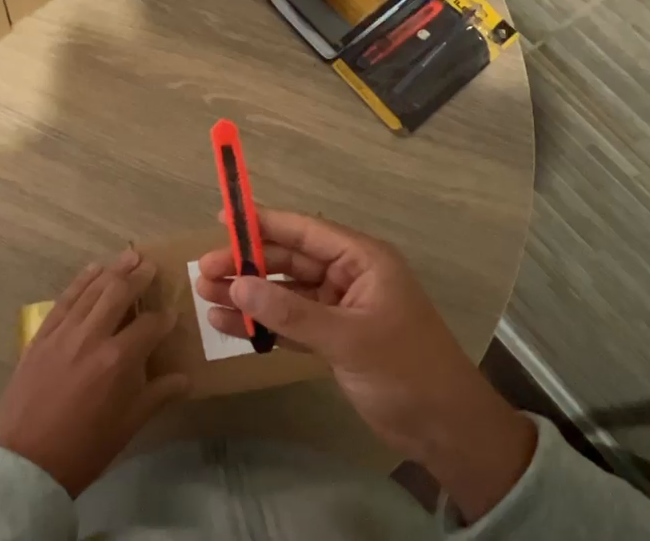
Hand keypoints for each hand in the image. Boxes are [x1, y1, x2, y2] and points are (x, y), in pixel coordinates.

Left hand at [0, 249, 190, 495]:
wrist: (29, 461)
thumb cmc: (85, 448)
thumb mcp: (129, 426)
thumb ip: (159, 395)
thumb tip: (186, 378)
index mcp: (118, 360)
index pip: (149, 326)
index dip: (163, 318)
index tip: (171, 315)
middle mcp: (92, 337)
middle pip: (118, 294)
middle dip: (137, 277)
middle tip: (150, 264)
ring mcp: (63, 333)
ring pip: (91, 290)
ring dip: (111, 270)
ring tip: (128, 256)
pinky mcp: (41, 336)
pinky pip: (64, 300)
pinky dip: (80, 282)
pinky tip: (92, 271)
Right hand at [197, 210, 535, 519]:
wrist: (447, 430)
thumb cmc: (406, 370)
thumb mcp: (347, 338)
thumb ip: (290, 311)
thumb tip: (238, 284)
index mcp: (362, 259)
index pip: (304, 230)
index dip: (261, 223)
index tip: (219, 219)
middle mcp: (349, 276)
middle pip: (289, 260)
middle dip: (246, 265)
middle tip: (202, 271)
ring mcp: (340, 308)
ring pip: (285, 292)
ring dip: (249, 295)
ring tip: (205, 296)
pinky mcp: (334, 339)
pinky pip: (290, 322)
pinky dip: (263, 324)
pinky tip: (229, 325)